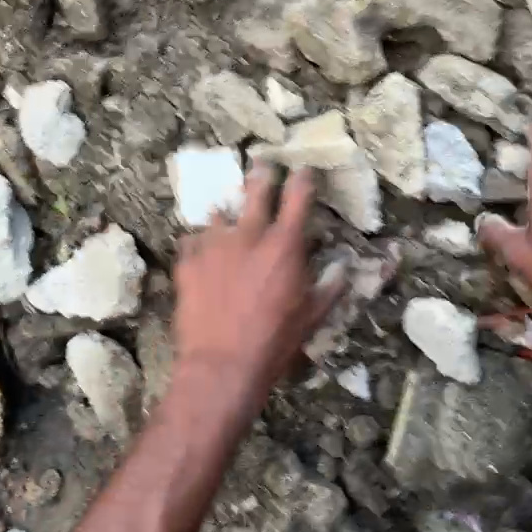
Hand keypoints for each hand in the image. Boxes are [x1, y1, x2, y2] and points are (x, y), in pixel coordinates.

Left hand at [172, 167, 343, 400]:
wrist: (222, 364)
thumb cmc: (275, 342)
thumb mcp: (312, 317)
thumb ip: (330, 288)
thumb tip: (344, 270)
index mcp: (285, 245)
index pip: (299, 197)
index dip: (304, 179)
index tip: (304, 171)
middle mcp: (249, 235)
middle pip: (256, 189)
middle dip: (263, 174)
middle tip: (264, 167)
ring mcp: (214, 245)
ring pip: (219, 212)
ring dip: (227, 212)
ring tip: (227, 215)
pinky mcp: (187, 262)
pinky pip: (192, 240)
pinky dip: (200, 242)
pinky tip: (201, 251)